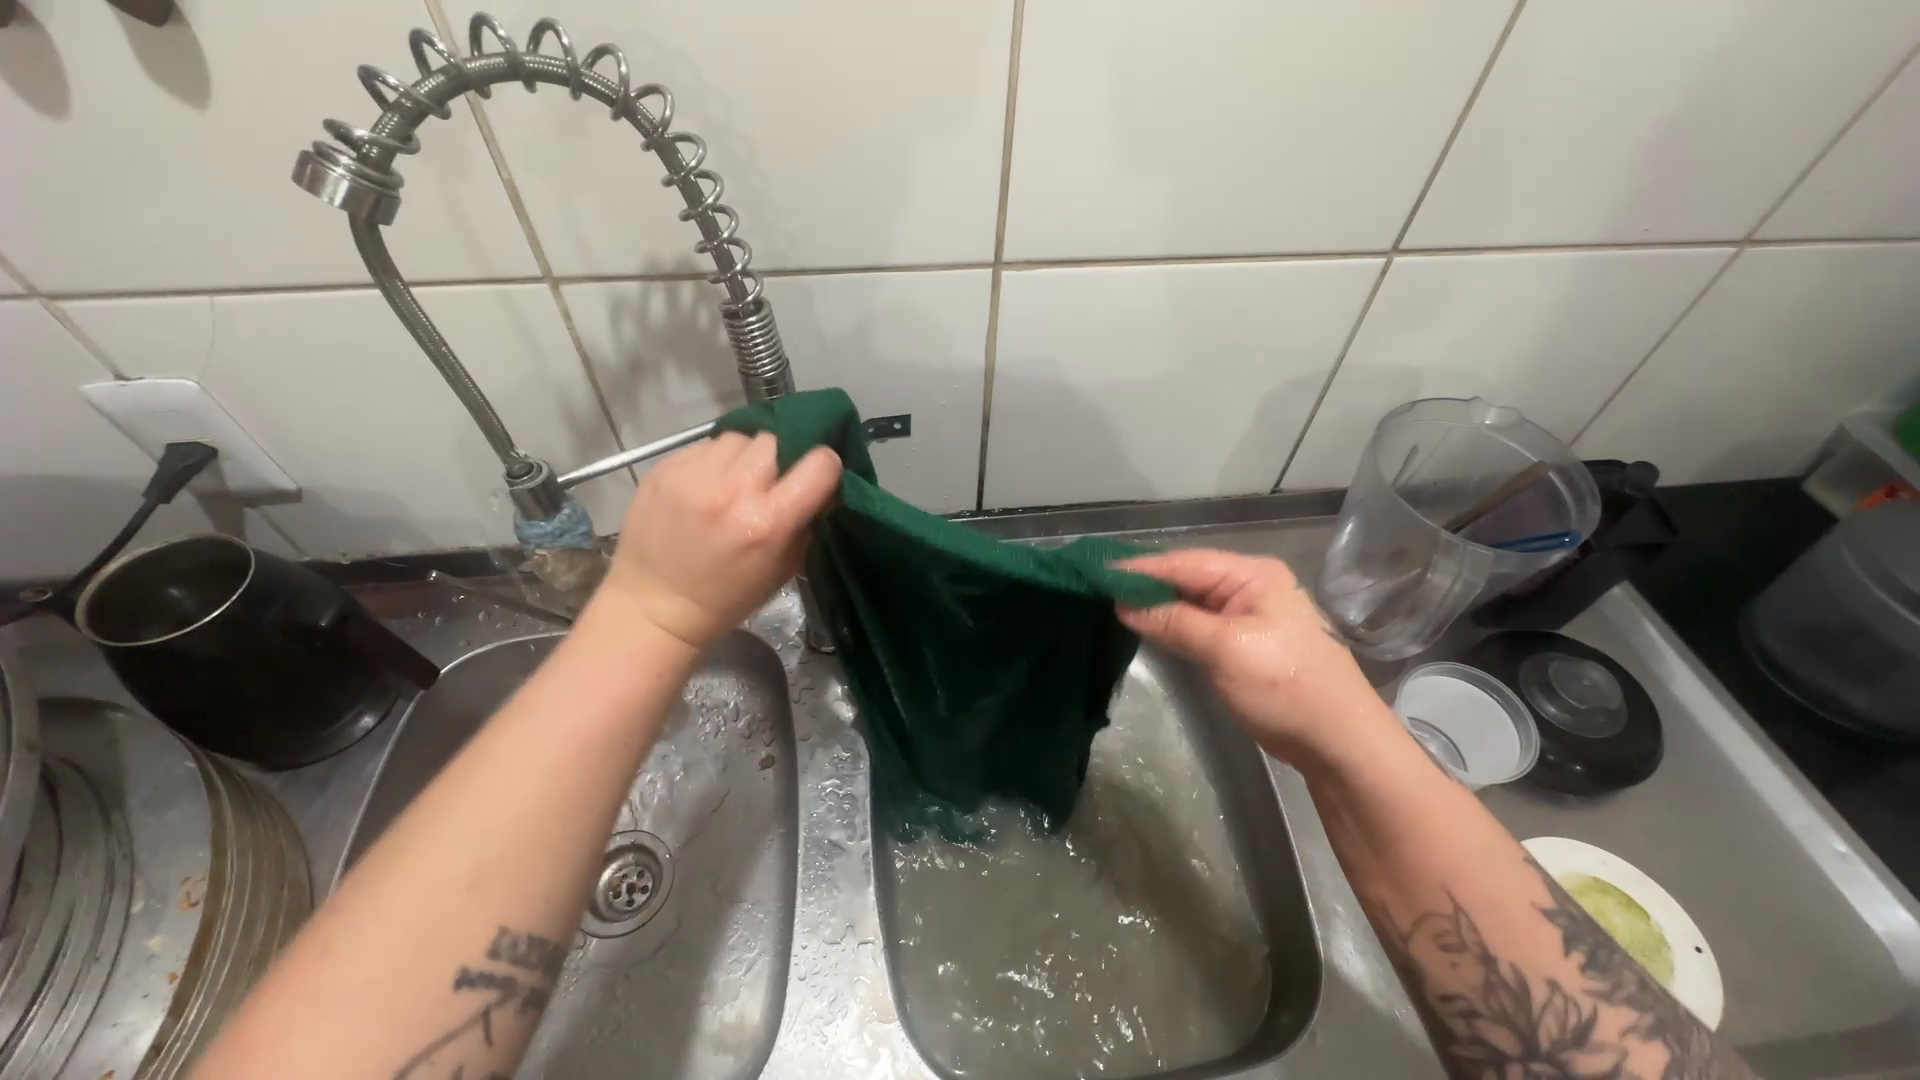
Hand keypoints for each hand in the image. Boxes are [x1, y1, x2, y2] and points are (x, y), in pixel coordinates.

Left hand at [596, 432, 840, 650]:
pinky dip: (712, 463)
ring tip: (733, 483)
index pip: (819, 464)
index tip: (816, 477)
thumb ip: (805, 521)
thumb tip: (821, 485)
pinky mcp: (664, 469)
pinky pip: (704, 447)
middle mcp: (733, 491)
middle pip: (775, 442)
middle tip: (768, 483)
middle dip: (779, 459)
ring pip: (738, 439)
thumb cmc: (728, 596)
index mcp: (768, 522)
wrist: (655, 606)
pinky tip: (704, 488)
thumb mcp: (784, 567)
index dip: (824, 467)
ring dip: (743, 458)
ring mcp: (693, 476)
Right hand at [1116, 549, 1403, 764]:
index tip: (1096, 575)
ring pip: (1190, 601)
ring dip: (1156, 605)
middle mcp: (1250, 586)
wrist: (1337, 740)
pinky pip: (1198, 623)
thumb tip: (1124, 604)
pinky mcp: (1242, 643)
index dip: (1139, 568)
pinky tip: (1146, 627)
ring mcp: (1247, 616)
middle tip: (1096, 591)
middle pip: (1186, 577)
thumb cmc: (1285, 686)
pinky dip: (1172, 624)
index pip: (1184, 562)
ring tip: (1111, 606)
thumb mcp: (1226, 650)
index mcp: (1252, 575)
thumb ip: (1174, 622)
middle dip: (1145, 584)